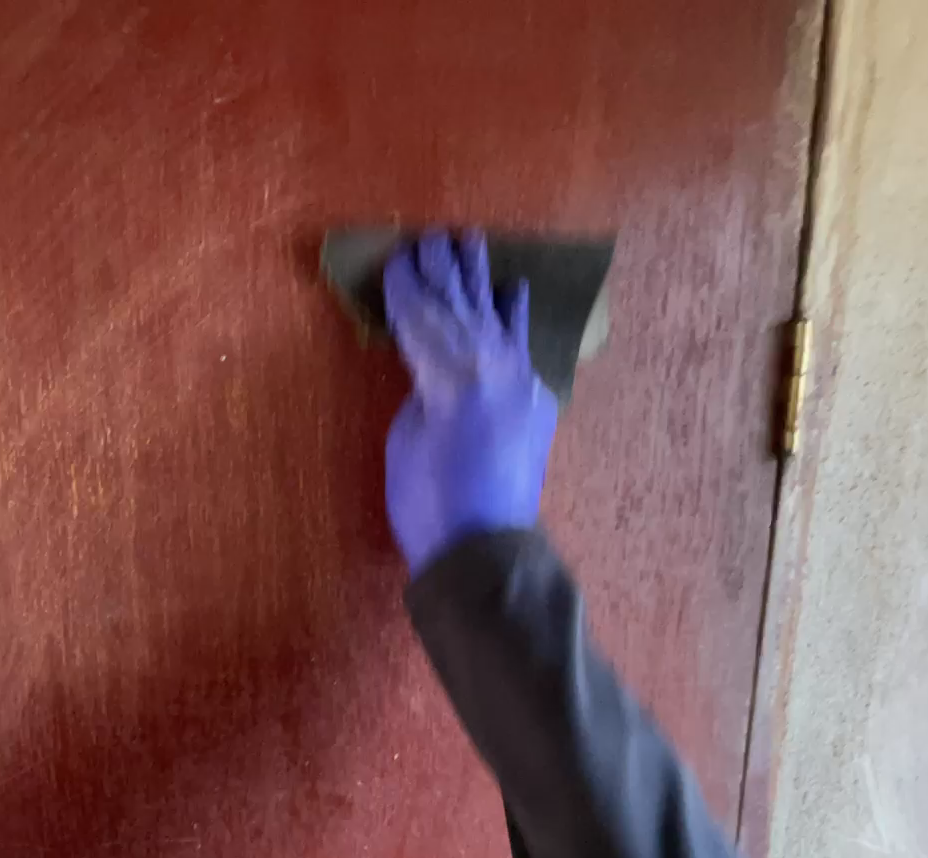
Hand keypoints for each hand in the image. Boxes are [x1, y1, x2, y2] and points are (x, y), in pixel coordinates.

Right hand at [384, 229, 558, 573]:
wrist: (484, 548)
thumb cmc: (426, 502)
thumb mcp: (404, 441)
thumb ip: (420, 392)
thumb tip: (431, 371)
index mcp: (450, 377)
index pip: (420, 321)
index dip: (403, 291)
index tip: (393, 259)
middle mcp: (492, 366)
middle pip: (458, 310)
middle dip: (439, 273)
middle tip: (426, 238)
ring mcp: (521, 380)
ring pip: (493, 317)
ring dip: (477, 280)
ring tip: (467, 242)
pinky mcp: (535, 400)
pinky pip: (523, 345)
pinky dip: (516, 316)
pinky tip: (514, 289)